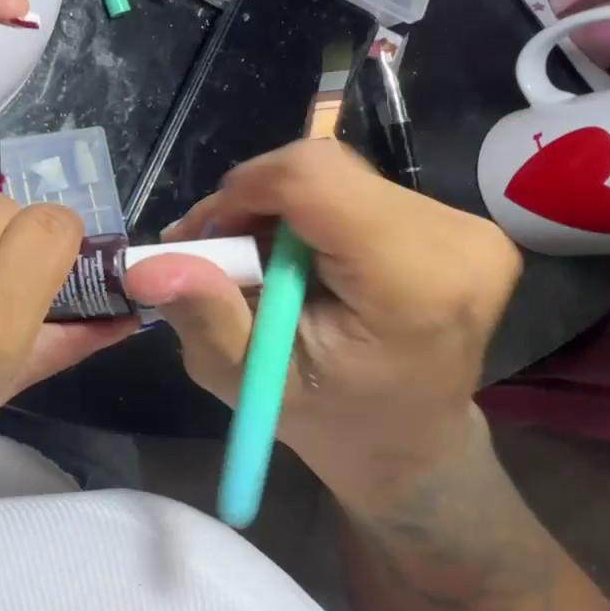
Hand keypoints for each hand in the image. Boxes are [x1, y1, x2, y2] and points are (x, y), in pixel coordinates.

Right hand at [120, 141, 522, 499]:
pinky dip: (299, 214)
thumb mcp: (245, 380)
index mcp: (414, 281)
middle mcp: (454, 238)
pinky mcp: (449, 220)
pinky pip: (347, 184)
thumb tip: (148, 268)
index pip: (314, 178)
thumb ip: (204, 315)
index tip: (206, 241)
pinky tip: (291, 260)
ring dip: (271, 210)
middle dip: (250, 206)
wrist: (404, 440)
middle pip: (317, 170)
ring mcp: (461, 225)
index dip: (242, 193)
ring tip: (255, 268)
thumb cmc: (325, 416)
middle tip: (220, 261)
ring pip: (327, 173)